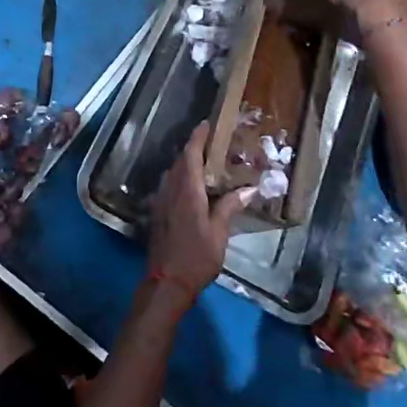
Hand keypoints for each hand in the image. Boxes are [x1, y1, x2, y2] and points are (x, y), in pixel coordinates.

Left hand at [147, 123, 249, 307]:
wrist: (166, 282)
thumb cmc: (196, 257)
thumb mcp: (219, 233)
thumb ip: (230, 207)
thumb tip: (248, 189)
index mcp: (187, 191)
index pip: (190, 155)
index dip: (198, 137)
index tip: (206, 124)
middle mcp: (170, 191)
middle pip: (180, 161)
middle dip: (194, 148)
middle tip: (212, 143)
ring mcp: (161, 202)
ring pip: (173, 174)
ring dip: (186, 164)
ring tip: (205, 163)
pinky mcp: (157, 214)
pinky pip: (169, 186)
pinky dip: (181, 179)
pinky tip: (193, 187)